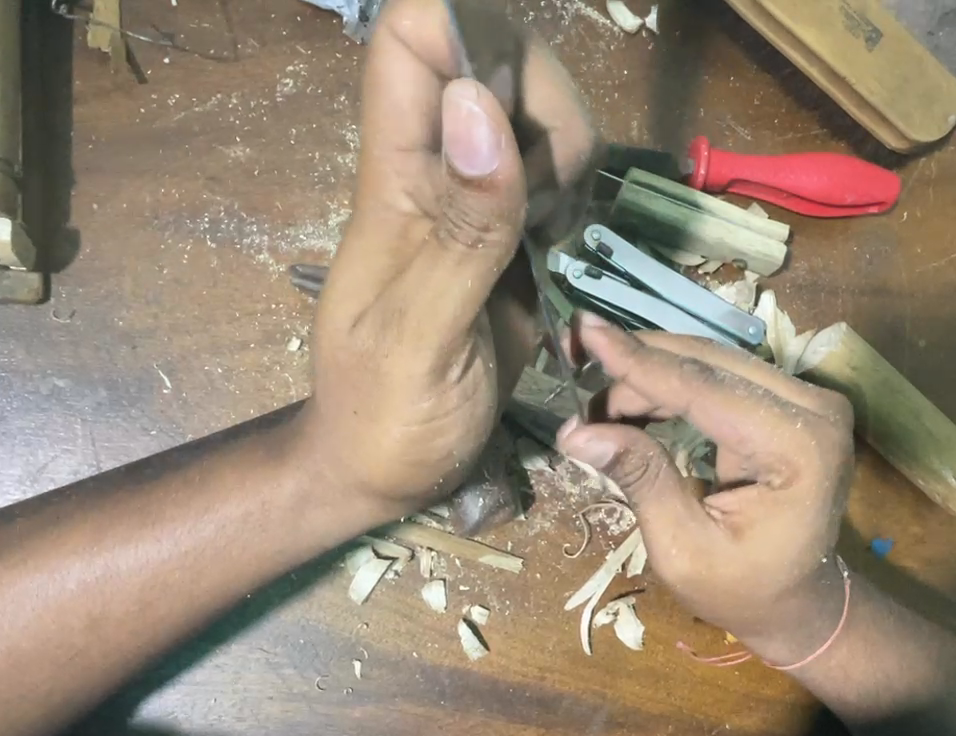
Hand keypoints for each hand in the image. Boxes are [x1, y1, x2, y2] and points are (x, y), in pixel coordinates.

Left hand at [297, 0, 595, 520]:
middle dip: (546, 108)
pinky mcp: (502, 250)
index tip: (519, 98)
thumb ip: (457, 234)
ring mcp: (471, 215)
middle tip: (556, 197)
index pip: (411, 47)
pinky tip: (557, 258)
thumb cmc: (386, 419)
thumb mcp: (421, 341)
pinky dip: (572, 206)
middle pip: (493, 69)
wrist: (383, 471)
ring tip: (555, 239)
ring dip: (568, 162)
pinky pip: (550, 189)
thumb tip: (480, 104)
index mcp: (394, 190)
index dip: (466, 30)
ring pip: (532, 126)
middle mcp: (432, 182)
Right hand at [555, 316, 855, 664]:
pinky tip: (628, 407)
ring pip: (709, 365)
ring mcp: (805, 402)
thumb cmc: (742, 589)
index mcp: (798, 447)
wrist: (795, 601)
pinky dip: (668, 389)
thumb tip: (575, 433)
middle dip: (636, 362)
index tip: (584, 331)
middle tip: (573, 356)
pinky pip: (718, 380)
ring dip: (647, 379)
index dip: (638, 363)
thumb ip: (640, 479)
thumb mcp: (682, 548)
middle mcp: (813, 408)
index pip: (704, 389)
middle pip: (707, 365)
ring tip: (594, 409)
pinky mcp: (788, 404)